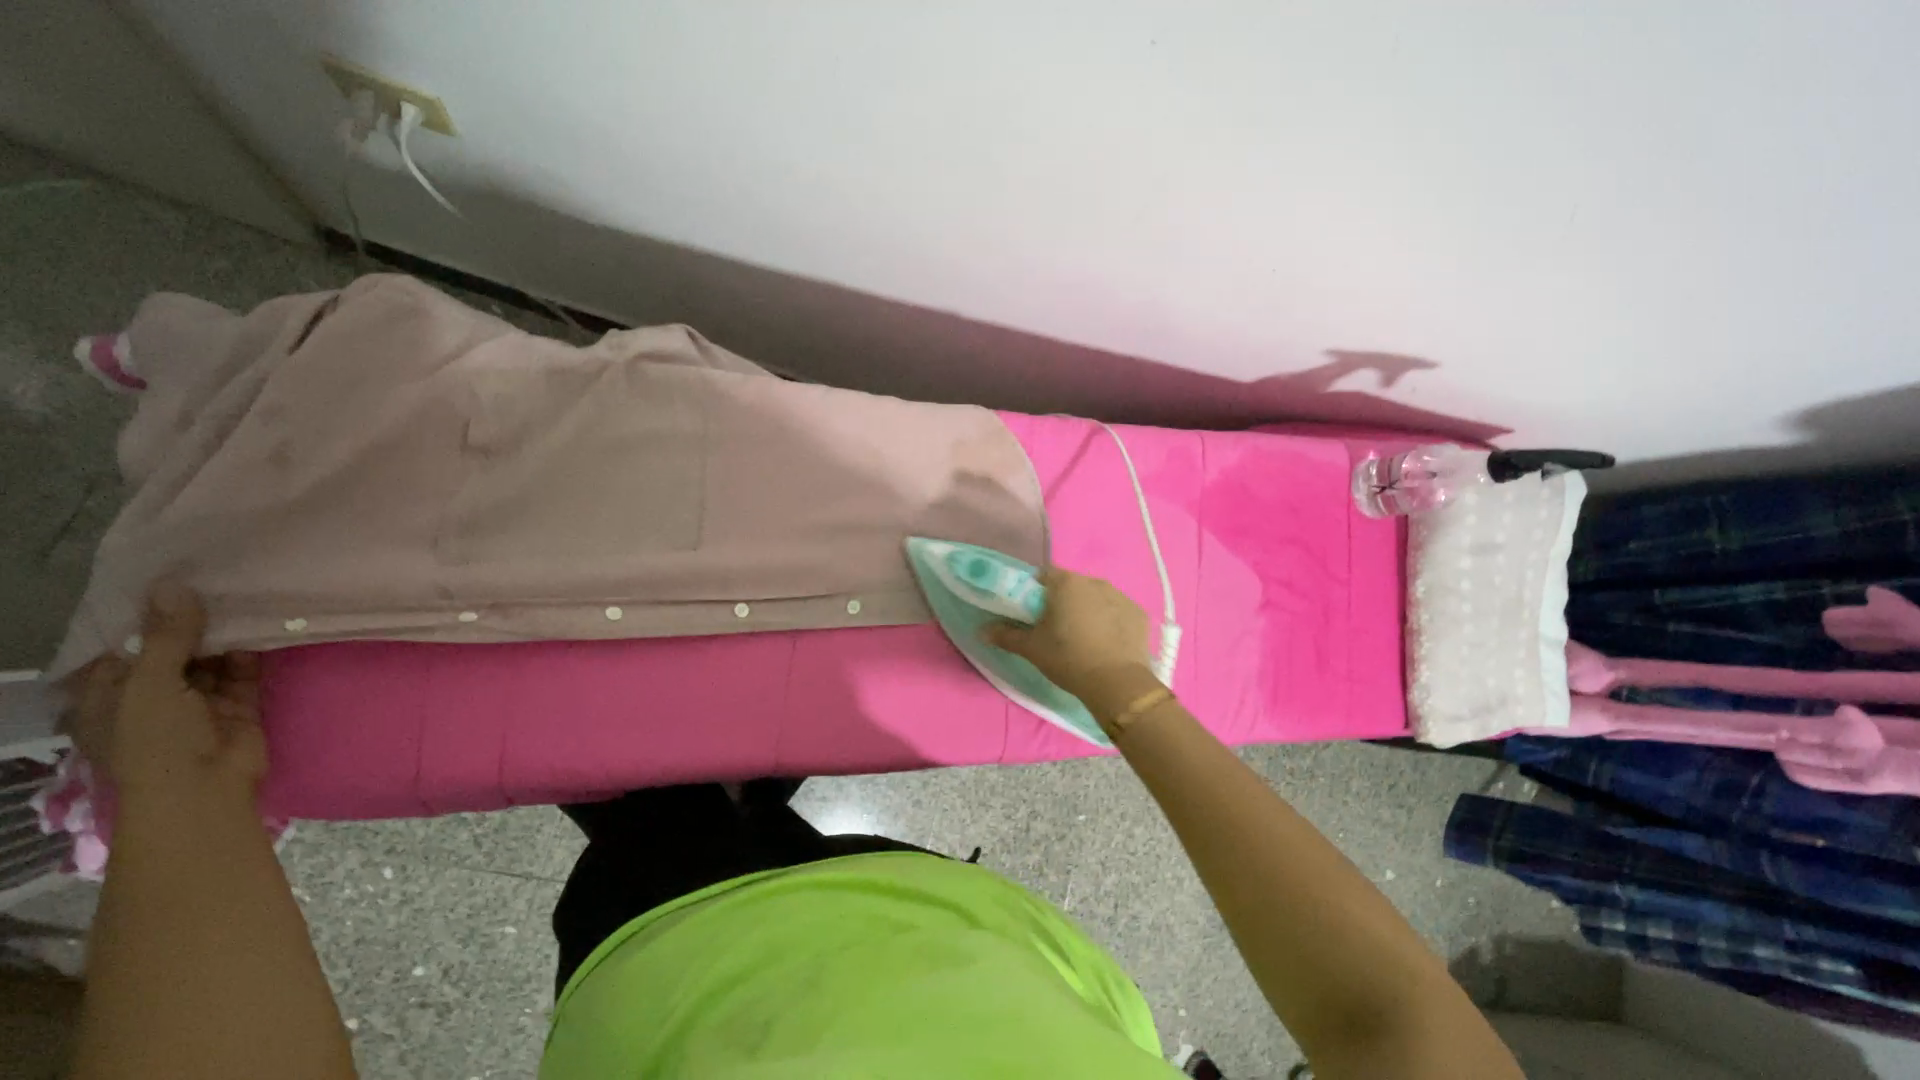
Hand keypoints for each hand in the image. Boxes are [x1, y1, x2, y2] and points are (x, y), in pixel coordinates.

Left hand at [83, 585, 267, 803]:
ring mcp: (196, 704)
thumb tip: (173, 585)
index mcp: (109, 696)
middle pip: (171, 651)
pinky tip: (261, 625)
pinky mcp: (237, 708)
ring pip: (210, 660)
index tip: (169, 581)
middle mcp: (151, 697)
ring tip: (243, 597)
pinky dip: (251, 653)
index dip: (144, 617)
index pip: (124, 648)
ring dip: (224, 636)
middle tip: (214, 582)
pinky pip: (243, 674)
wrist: (204, 791)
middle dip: (191, 622)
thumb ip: (166, 636)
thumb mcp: (149, 684)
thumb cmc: (156, 740)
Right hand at [984, 567, 1157, 717]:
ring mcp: (1120, 596)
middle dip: (1062, 602)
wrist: (1117, 684)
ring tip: (1083, 639)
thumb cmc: (1068, 659)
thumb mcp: (1032, 649)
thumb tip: (981, 630)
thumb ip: (1005, 635)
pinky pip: (1117, 612)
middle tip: (1055, 629)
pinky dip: (1110, 622)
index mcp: (1066, 583)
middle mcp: (1094, 582)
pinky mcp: (1139, 614)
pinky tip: (1106, 644)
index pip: (1044, 576)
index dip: (1035, 591)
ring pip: (1096, 598)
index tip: (1033, 613)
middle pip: (1071, 586)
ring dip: (1088, 610)